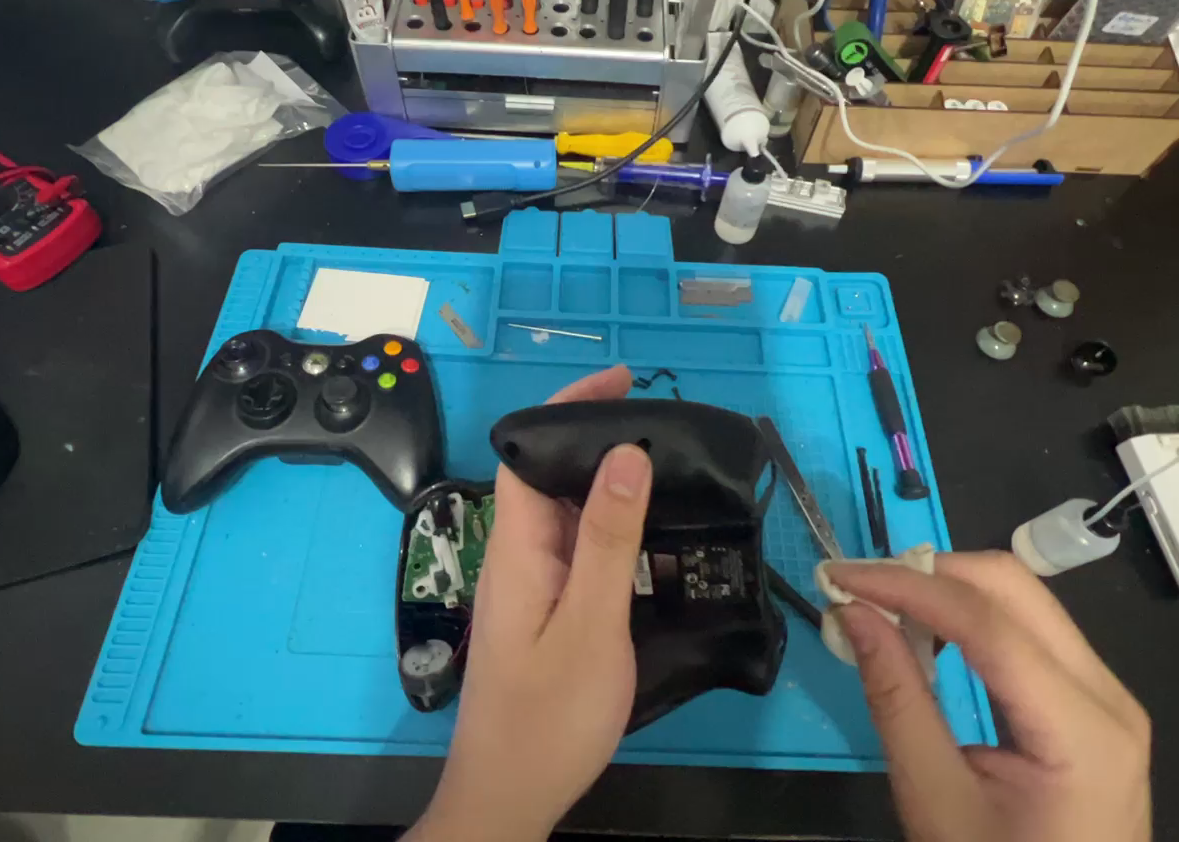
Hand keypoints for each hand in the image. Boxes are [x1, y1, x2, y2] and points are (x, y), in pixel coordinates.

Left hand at [407, 366, 652, 841]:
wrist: (510, 796)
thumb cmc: (549, 714)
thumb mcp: (588, 622)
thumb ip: (606, 537)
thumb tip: (627, 453)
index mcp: (516, 544)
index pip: (531, 449)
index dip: (569, 408)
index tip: (621, 383)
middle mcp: (518, 550)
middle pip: (550, 472)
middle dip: (598, 436)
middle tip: (661, 421)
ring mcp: (532, 579)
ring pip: (567, 508)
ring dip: (610, 479)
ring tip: (668, 462)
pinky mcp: (548, 603)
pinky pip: (579, 544)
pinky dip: (613, 521)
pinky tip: (653, 527)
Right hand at [824, 552, 1150, 841]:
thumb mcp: (934, 798)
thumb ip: (895, 697)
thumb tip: (851, 611)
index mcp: (1081, 731)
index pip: (987, 623)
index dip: (908, 587)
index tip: (841, 578)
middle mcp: (1106, 694)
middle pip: (1011, 587)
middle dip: (927, 572)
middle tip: (861, 589)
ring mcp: (1104, 691)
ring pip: (1018, 594)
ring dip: (944, 586)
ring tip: (885, 608)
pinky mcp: (1089, 695)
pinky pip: (1025, 622)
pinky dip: (966, 610)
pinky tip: (928, 633)